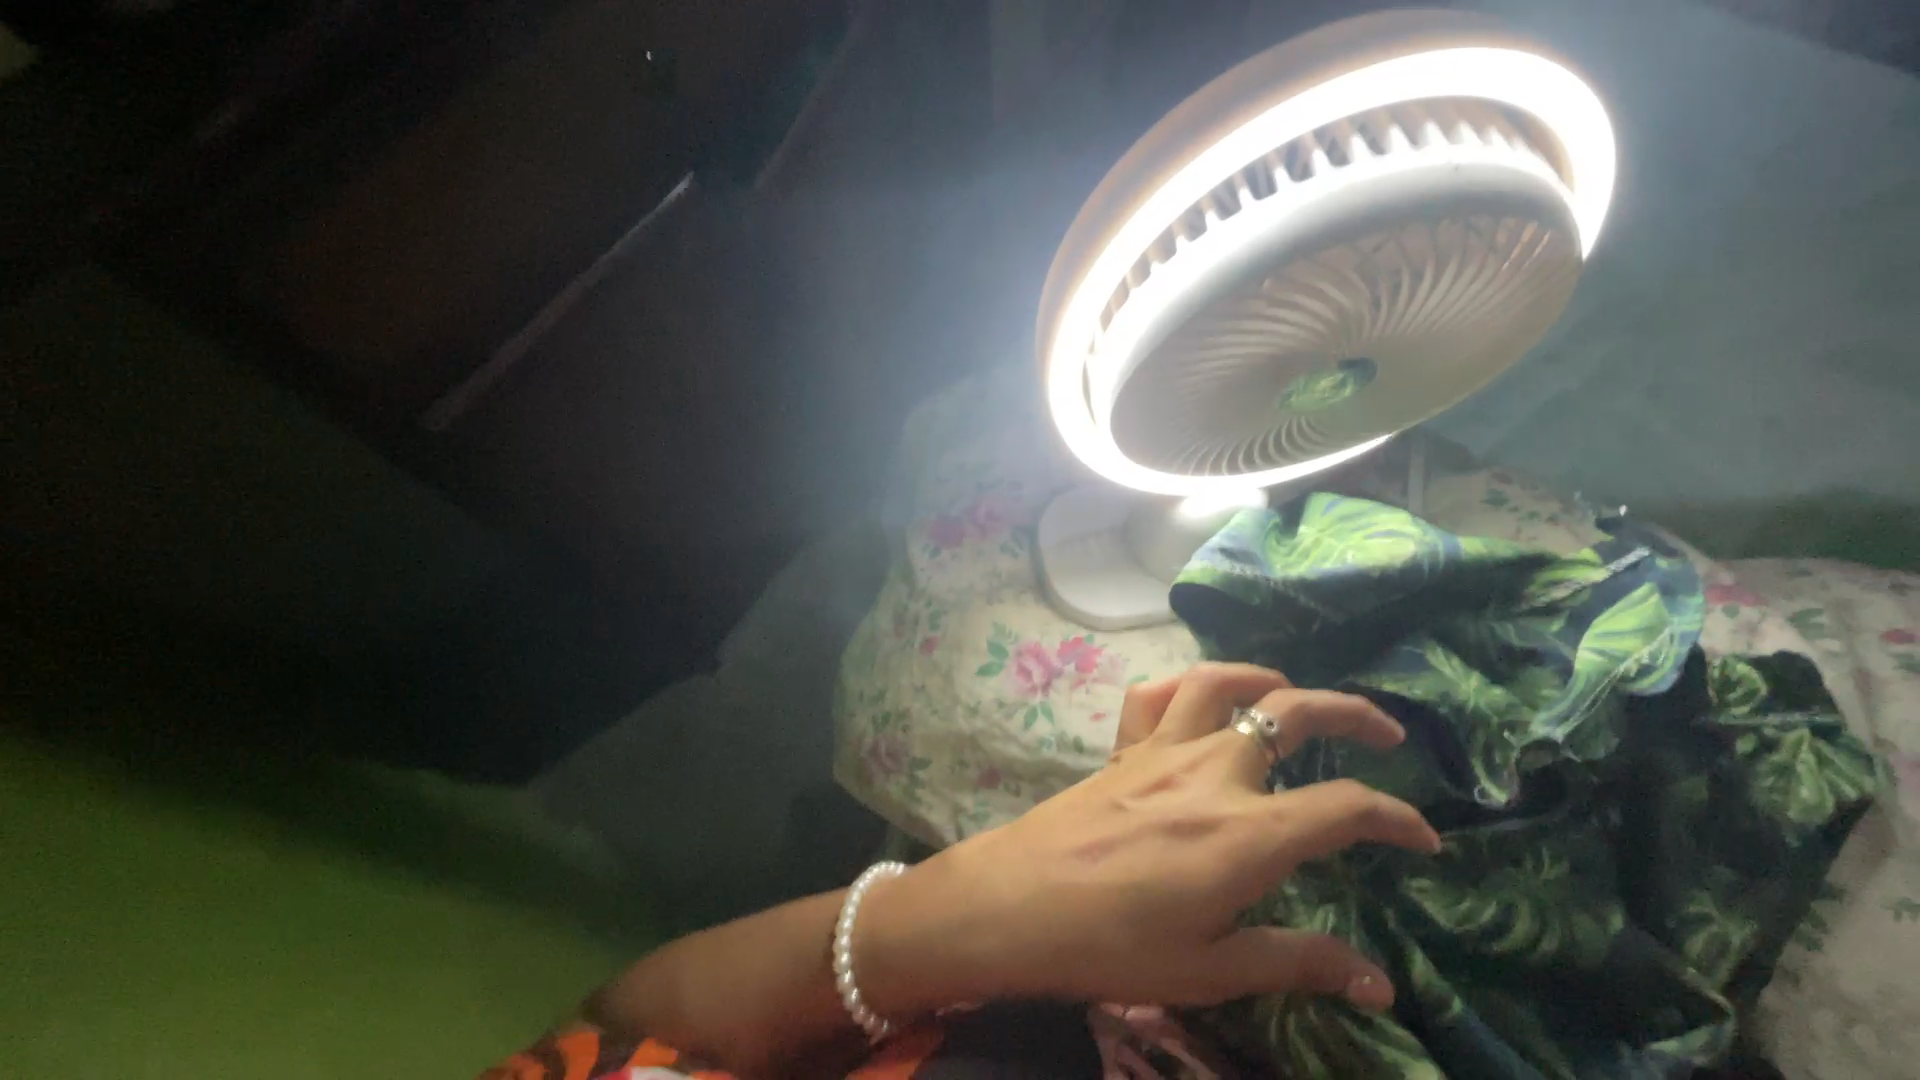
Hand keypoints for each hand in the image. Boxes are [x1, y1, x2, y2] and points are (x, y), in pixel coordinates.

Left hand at [857, 663, 1438, 1017]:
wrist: (1011, 906)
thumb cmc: (1111, 946)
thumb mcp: (1210, 969)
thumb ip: (1297, 962)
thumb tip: (1379, 982)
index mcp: (1246, 834)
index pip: (1346, 809)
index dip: (1398, 819)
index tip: (1424, 836)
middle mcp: (1211, 773)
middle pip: (1294, 714)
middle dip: (1351, 713)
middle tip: (1387, 733)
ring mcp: (1161, 751)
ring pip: (1224, 684)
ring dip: (1269, 678)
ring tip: (1296, 695)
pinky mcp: (1122, 749)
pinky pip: (1156, 694)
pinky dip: (1187, 683)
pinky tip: (1202, 696)